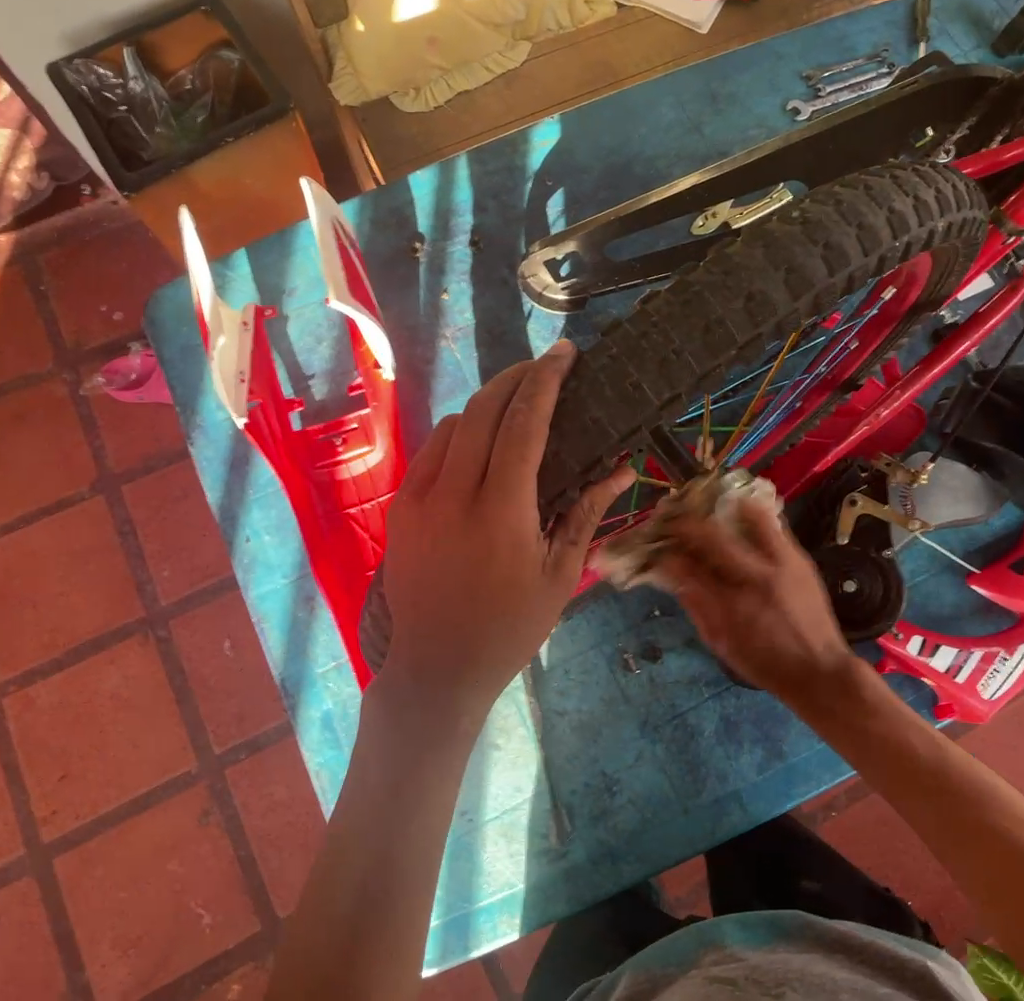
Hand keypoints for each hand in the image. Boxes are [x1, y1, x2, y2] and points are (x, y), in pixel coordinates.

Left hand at [378, 340, 633, 718]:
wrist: (435, 669)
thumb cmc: (508, 629)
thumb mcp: (558, 576)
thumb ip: (586, 515)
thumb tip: (623, 471)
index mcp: (502, 511)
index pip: (524, 424)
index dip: (546, 381)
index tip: (564, 353)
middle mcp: (454, 493)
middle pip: (483, 410)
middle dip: (515, 378)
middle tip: (544, 366)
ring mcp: (419, 498)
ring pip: (452, 425)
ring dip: (486, 406)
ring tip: (515, 406)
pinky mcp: (400, 509)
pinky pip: (430, 452)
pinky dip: (457, 435)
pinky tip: (478, 446)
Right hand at [654, 498, 865, 703]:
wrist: (820, 671)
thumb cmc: (764, 663)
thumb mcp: (721, 642)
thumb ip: (696, 606)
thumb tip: (673, 577)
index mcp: (731, 605)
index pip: (688, 569)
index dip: (667, 555)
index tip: (656, 549)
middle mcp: (756, 578)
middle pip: (713, 538)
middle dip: (686, 525)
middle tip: (672, 519)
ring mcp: (782, 564)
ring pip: (751, 519)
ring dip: (724, 508)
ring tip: (708, 504)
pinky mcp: (800, 560)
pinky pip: (775, 526)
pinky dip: (755, 514)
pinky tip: (741, 508)